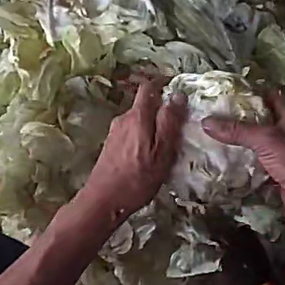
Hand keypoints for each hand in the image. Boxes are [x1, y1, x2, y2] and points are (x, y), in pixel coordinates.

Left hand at [78, 78, 185, 222]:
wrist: (103, 202)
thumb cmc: (138, 179)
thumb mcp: (162, 152)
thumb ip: (170, 122)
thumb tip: (177, 95)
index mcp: (138, 117)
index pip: (149, 87)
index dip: (164, 83)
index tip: (179, 91)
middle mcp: (123, 119)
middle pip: (145, 104)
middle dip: (162, 108)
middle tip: (180, 122)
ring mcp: (115, 132)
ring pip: (139, 119)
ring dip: (153, 124)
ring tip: (168, 141)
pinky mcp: (112, 145)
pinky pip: (133, 132)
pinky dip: (144, 135)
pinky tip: (151, 153)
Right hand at [203, 92, 284, 229]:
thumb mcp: (266, 140)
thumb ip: (238, 130)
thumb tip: (207, 122)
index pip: (269, 95)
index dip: (251, 91)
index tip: (226, 91)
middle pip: (260, 118)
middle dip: (239, 116)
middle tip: (213, 113)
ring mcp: (282, 151)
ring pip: (256, 140)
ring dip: (239, 139)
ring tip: (212, 133)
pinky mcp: (276, 170)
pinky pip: (255, 161)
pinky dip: (241, 160)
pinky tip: (222, 158)